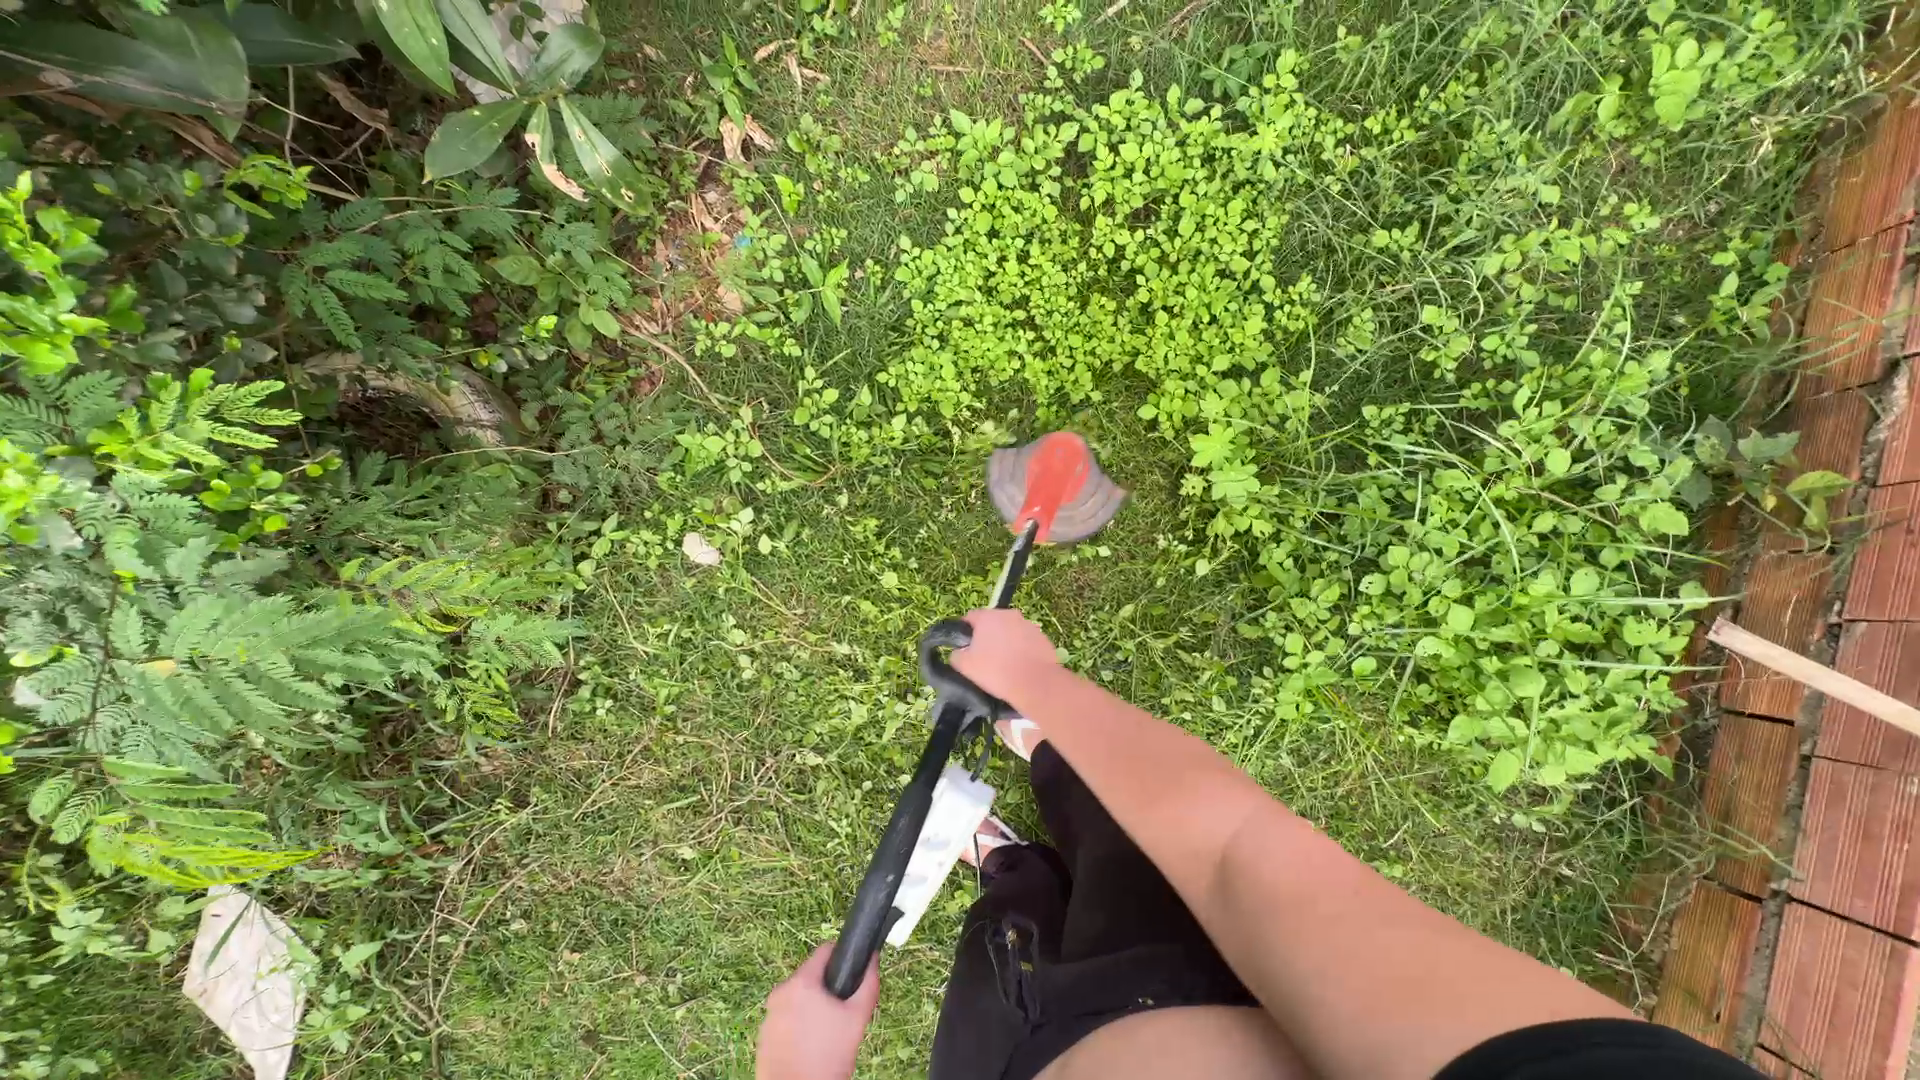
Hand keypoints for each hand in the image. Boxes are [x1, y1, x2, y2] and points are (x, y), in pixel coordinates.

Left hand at [755, 944, 879, 1079]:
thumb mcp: (857, 1018)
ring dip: (812, 1009)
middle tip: (841, 1014)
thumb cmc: (828, 1057)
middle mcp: (780, 992)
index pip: (825, 951)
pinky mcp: (763, 1035)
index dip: (842, 959)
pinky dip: (798, 1026)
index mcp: (801, 982)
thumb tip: (872, 959)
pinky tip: (810, 1046)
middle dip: (827, 990)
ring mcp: (769, 1014)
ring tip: (826, 1035)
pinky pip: (786, 1019)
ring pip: (798, 999)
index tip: (851, 977)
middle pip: (811, 977)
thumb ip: (868, 983)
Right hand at [950, 608, 1062, 704]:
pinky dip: (1022, 649)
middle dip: (987, 636)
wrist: (1035, 684)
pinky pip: (1026, 641)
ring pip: (1010, 631)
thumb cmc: (996, 671)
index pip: (970, 617)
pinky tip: (1020, 666)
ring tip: (1003, 664)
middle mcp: (1009, 614)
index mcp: (988, 616)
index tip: (965, 648)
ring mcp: (1028, 624)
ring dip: (1005, 642)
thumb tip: (958, 652)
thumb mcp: (965, 666)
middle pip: (992, 623)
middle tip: (983, 658)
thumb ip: (956, 654)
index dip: (965, 632)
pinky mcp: (1042, 637)